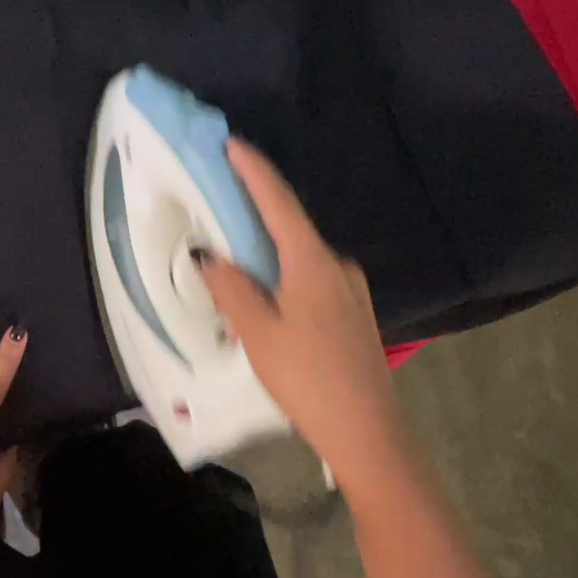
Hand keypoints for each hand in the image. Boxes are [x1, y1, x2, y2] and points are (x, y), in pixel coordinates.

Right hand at [197, 139, 408, 488]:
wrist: (368, 432)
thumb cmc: (307, 377)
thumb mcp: (258, 332)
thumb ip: (232, 288)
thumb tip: (210, 256)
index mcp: (312, 262)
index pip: (278, 203)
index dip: (254, 172)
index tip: (234, 145)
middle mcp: (337, 266)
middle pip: (290, 228)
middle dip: (255, 214)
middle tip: (220, 206)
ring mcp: (351, 291)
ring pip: (300, 257)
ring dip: (269, 251)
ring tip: (235, 258)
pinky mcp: (353, 314)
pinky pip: (311, 279)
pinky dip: (284, 275)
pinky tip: (268, 297)